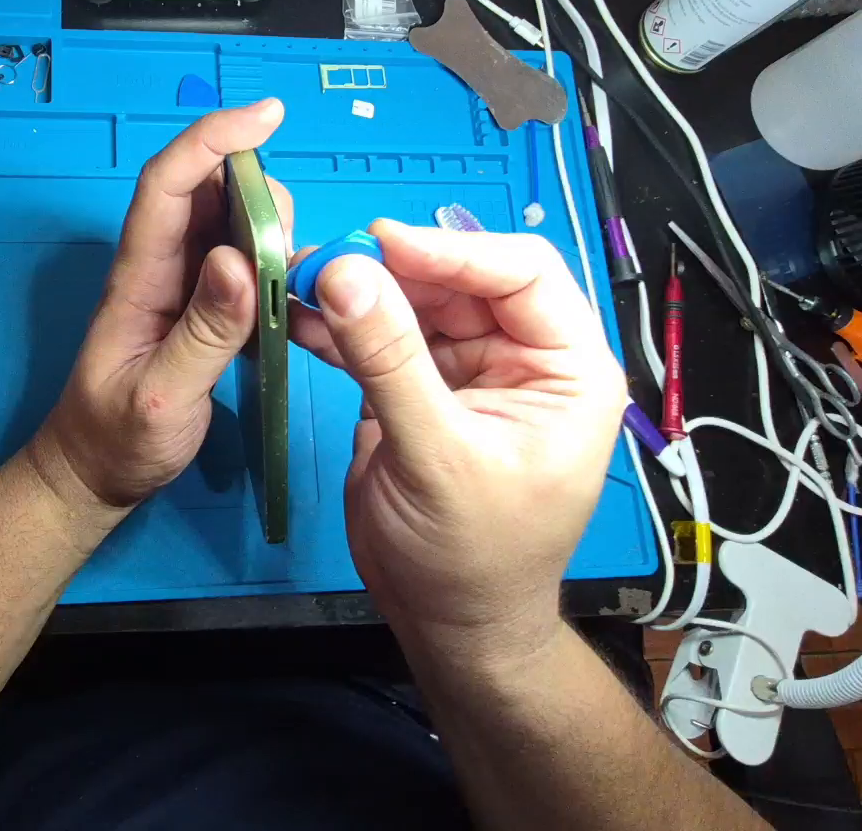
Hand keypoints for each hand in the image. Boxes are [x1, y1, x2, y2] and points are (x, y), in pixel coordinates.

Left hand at [27, 101, 291, 521]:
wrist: (97, 471)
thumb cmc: (117, 438)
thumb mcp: (161, 396)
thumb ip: (203, 333)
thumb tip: (242, 262)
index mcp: (139, 276)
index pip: (167, 185)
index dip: (211, 140)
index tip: (266, 115)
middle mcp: (161, 266)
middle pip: (206, 192)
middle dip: (256, 189)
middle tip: (291, 241)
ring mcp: (182, 286)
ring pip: (230, 225)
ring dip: (270, 231)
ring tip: (294, 278)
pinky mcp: (201, 309)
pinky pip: (243, 266)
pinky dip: (273, 267)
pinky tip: (291, 297)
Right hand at [291, 220, 626, 663]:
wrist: (441, 619)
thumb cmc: (470, 554)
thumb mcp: (436, 455)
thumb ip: (390, 360)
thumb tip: (343, 273)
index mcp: (564, 367)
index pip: (521, 273)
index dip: (452, 250)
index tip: (378, 242)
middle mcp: (517, 356)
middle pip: (454, 281)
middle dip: (388, 270)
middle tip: (321, 262)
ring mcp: (460, 369)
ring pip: (408, 303)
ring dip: (354, 293)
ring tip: (298, 281)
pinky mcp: (413, 386)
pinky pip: (375, 339)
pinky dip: (337, 328)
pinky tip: (297, 319)